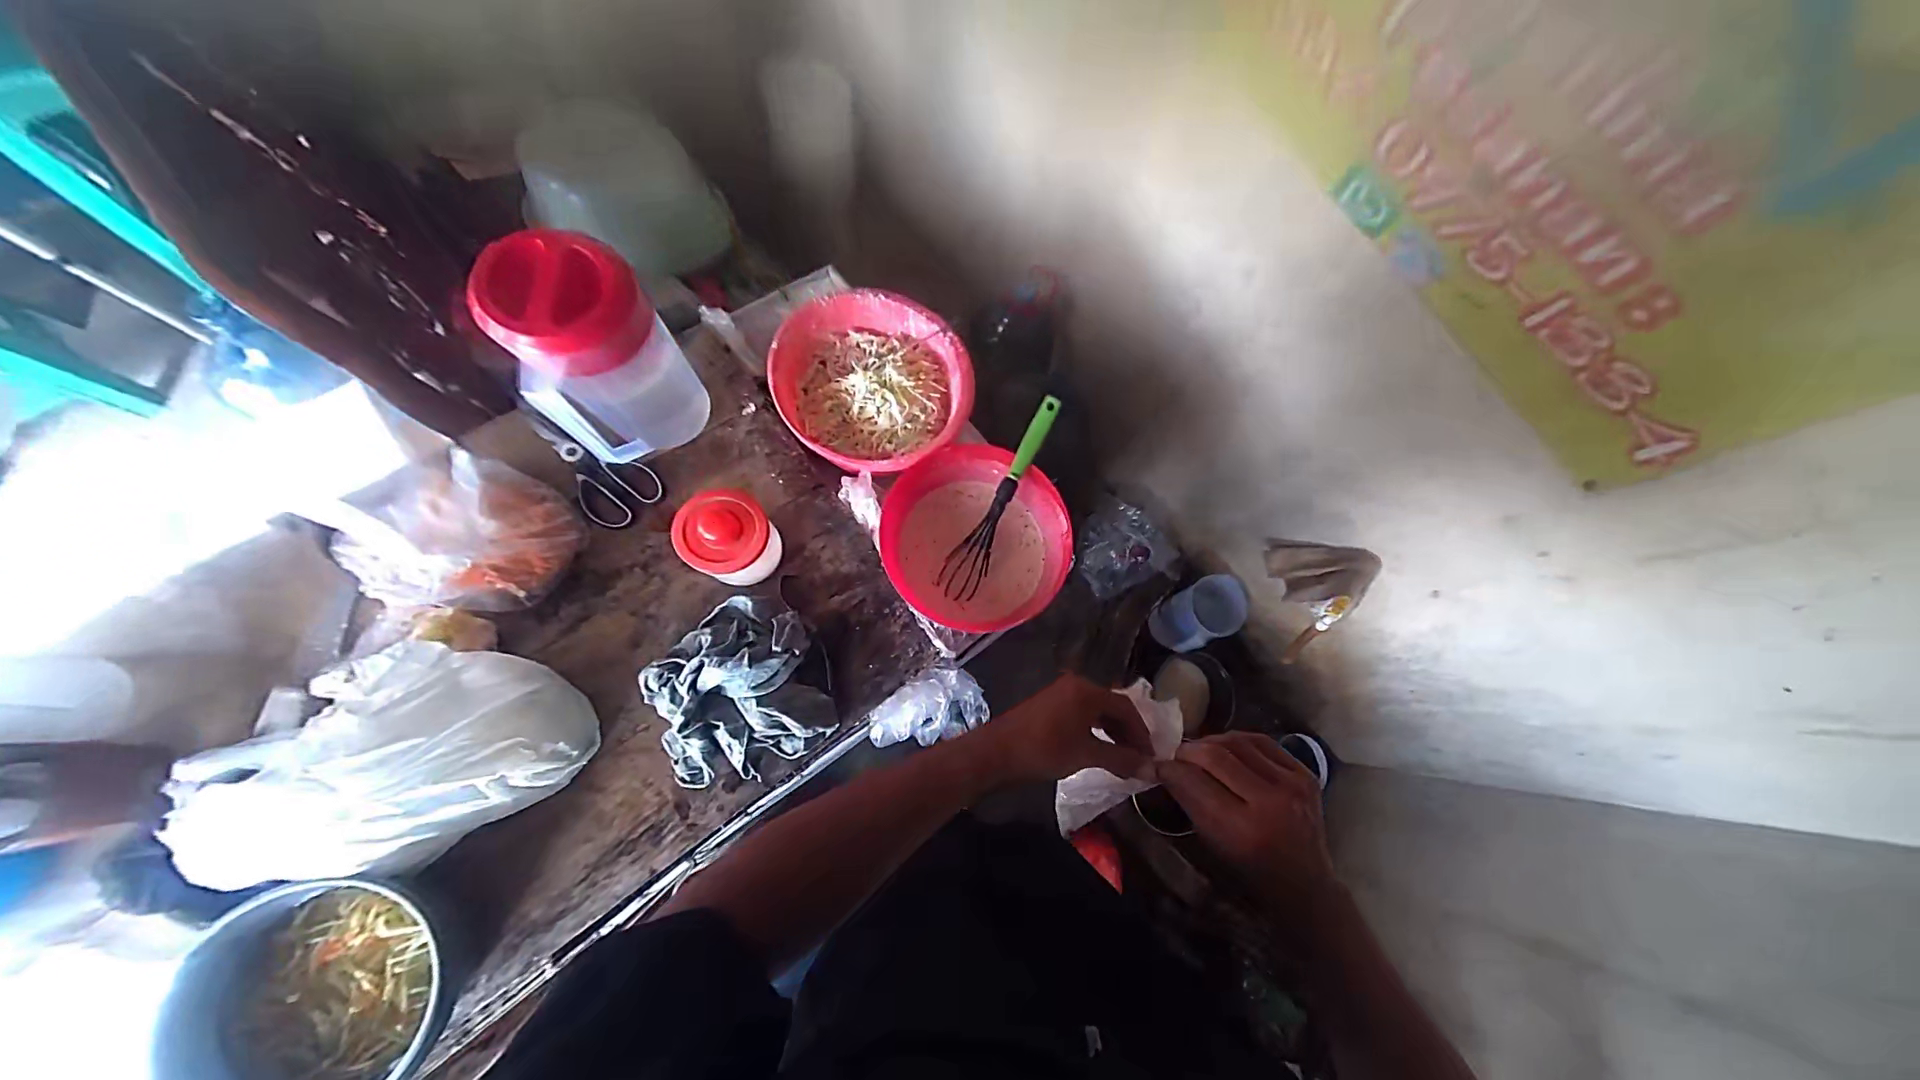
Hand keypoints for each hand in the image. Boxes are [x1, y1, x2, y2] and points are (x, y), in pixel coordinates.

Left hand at [973, 673, 1154, 785]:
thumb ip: (1120, 759)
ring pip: (1097, 711)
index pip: (1126, 707)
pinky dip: (1095, 731)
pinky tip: (1099, 750)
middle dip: (1128, 733)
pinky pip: (1082, 714)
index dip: (1142, 733)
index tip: (1151, 756)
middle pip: (1112, 707)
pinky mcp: (1049, 705)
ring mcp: (1060, 694)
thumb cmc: (1044, 749)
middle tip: (1140, 759)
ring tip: (1123, 759)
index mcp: (1087, 690)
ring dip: (1112, 734)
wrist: (997, 752)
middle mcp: (1075, 685)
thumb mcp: (1085, 754)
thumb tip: (1150, 768)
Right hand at [1157, 733, 1338, 913]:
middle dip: (1187, 752)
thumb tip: (1164, 766)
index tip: (1156, 765)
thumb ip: (1189, 800)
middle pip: (1213, 754)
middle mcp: (1269, 802)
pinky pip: (1261, 741)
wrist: (1306, 884)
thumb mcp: (1211, 842)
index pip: (1193, 780)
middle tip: (1176, 756)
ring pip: (1236, 741)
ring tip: (1200, 751)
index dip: (1168, 768)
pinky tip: (1228, 749)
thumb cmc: (1250, 871)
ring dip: (1210, 742)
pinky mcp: (1306, 774)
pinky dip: (1238, 740)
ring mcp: (1292, 785)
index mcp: (1241, 829)